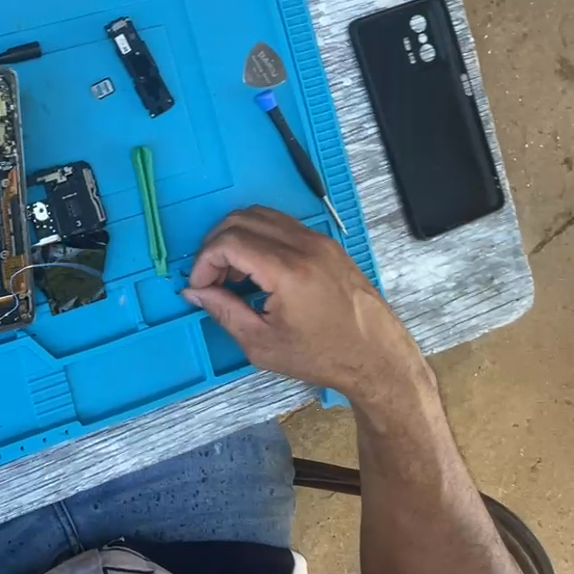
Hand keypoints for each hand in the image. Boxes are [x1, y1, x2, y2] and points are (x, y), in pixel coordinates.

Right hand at [182, 206, 428, 411]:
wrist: (378, 358)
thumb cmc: (324, 356)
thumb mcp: (262, 344)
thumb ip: (223, 311)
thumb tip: (195, 291)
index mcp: (289, 271)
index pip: (229, 242)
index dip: (204, 261)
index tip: (199, 285)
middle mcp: (305, 245)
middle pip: (240, 219)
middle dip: (215, 245)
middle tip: (210, 277)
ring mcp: (319, 240)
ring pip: (260, 214)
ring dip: (236, 236)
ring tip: (232, 273)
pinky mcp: (327, 243)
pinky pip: (281, 223)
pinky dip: (258, 235)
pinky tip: (256, 267)